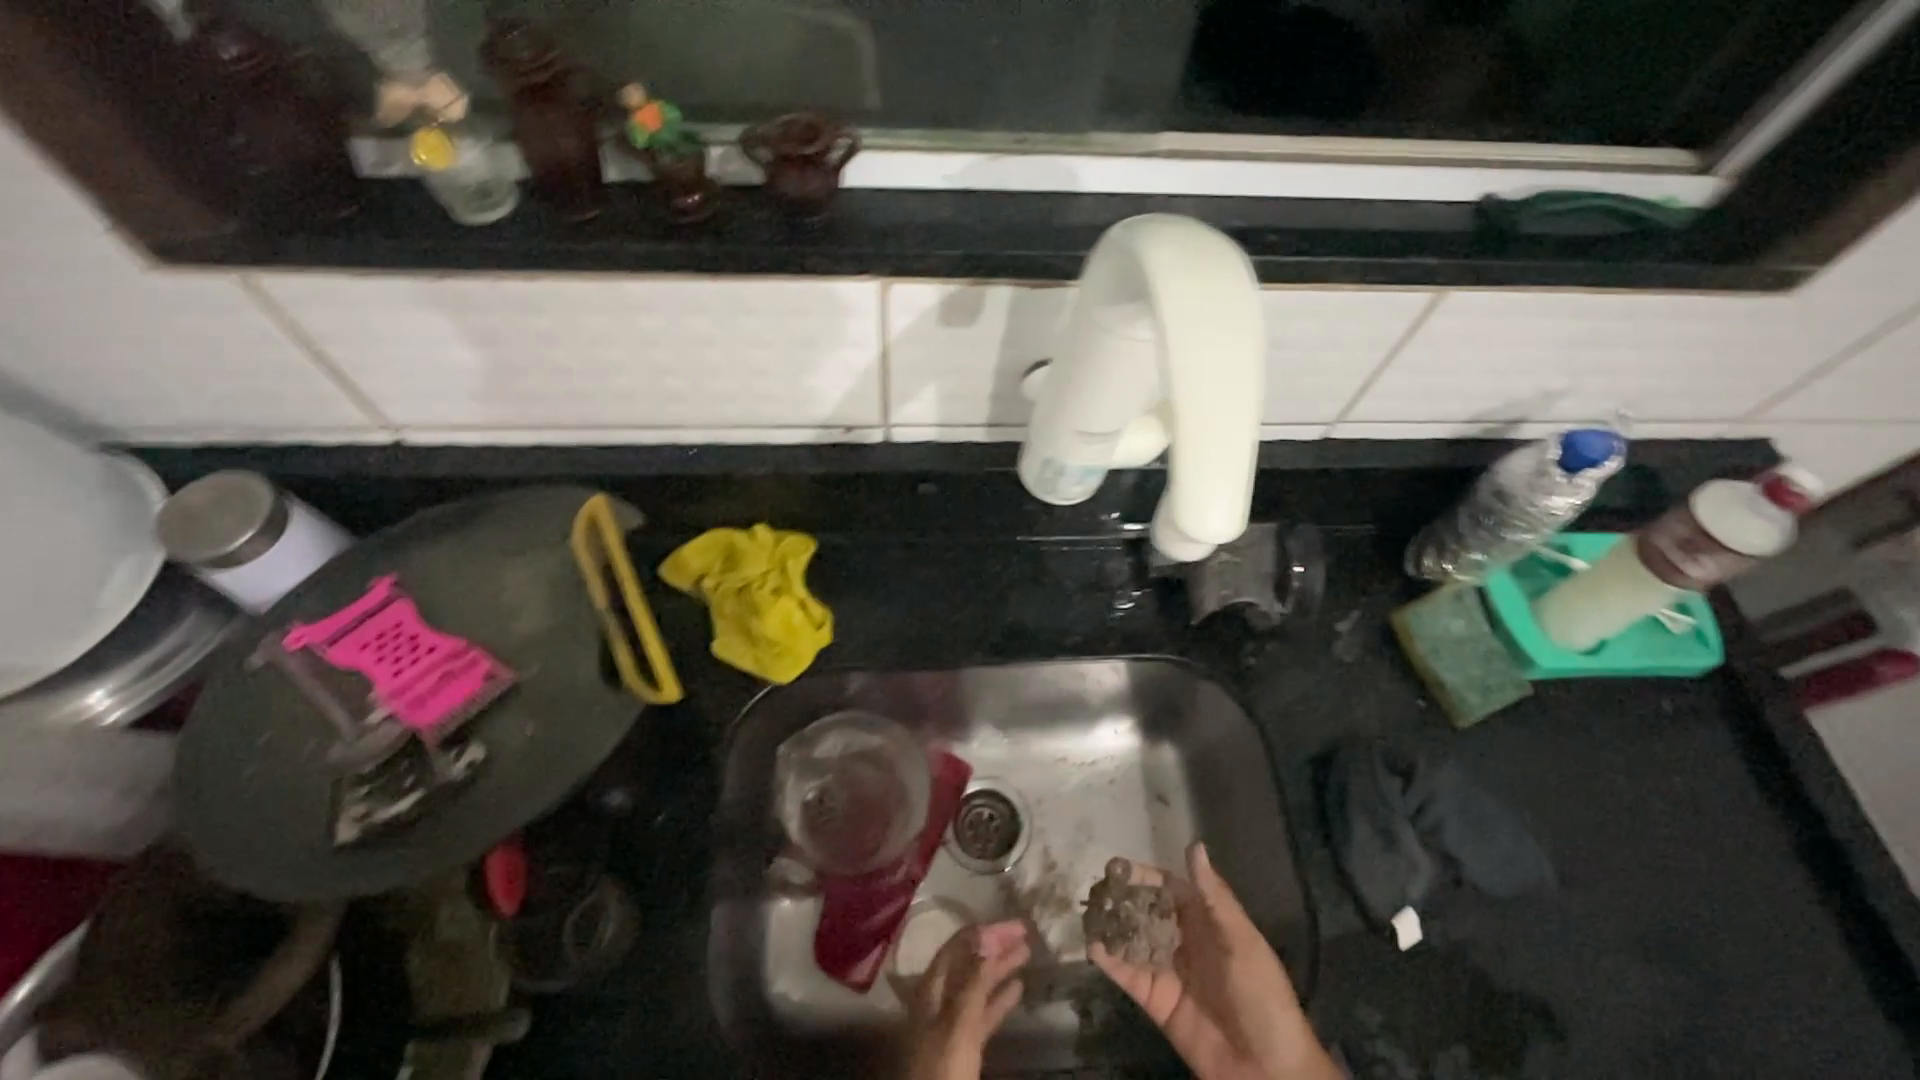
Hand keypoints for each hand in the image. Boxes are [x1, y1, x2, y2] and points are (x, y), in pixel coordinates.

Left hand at [903, 921, 1030, 1079]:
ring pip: (978, 985)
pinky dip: (999, 997)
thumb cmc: (942, 1069)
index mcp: (931, 990)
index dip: (984, 932)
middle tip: (1025, 933)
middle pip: (968, 963)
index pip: (957, 947)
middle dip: (995, 946)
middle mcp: (938, 999)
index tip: (1014, 924)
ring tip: (1027, 953)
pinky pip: (982, 1011)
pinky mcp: (962, 1043)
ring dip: (1000, 968)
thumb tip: (987, 939)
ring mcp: (950, 1021)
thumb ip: (973, 984)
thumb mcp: (959, 1025)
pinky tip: (1018, 989)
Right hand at [1089, 844, 1340, 1079]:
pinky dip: (1110, 961)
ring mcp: (1168, 972)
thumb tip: (1194, 846)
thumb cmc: (1263, 996)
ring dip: (1111, 926)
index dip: (1146, 877)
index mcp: (1209, 924)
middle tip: (1095, 886)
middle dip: (1122, 899)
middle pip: (1147, 913)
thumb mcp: (1242, 941)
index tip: (1118, 866)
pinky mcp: (1156, 1001)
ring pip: (1133, 941)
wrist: (1267, 1069)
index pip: (1171, 890)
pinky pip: (1128, 975)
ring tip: (1087, 910)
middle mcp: (1185, 943)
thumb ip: (1214, 897)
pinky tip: (1093, 945)